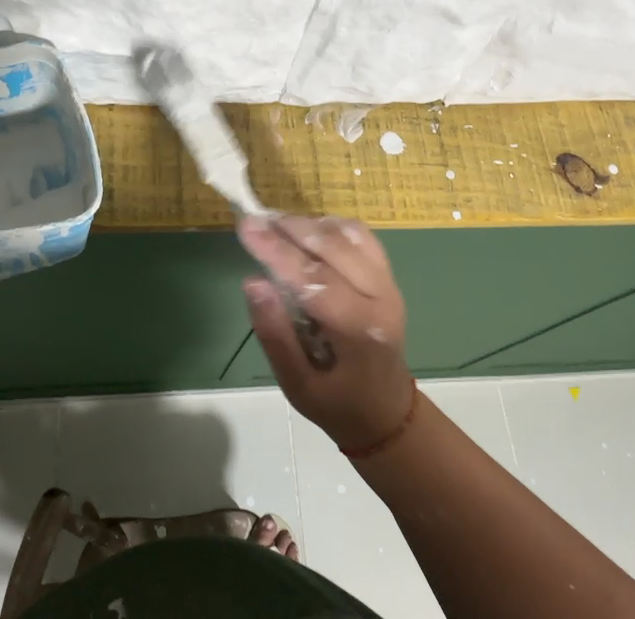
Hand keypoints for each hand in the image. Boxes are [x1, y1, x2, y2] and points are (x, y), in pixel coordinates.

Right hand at [238, 215, 413, 450]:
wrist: (386, 413)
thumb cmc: (337, 404)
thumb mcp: (297, 385)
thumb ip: (275, 335)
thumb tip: (253, 283)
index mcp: (358, 330)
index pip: (314, 278)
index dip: (278, 250)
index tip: (246, 228)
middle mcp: (380, 299)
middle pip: (335, 248)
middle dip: (291, 228)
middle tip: (254, 220)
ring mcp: (389, 284)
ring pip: (351, 236)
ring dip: (312, 224)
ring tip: (275, 225)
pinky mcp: (388, 277)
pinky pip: (362, 239)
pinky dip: (333, 227)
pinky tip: (307, 231)